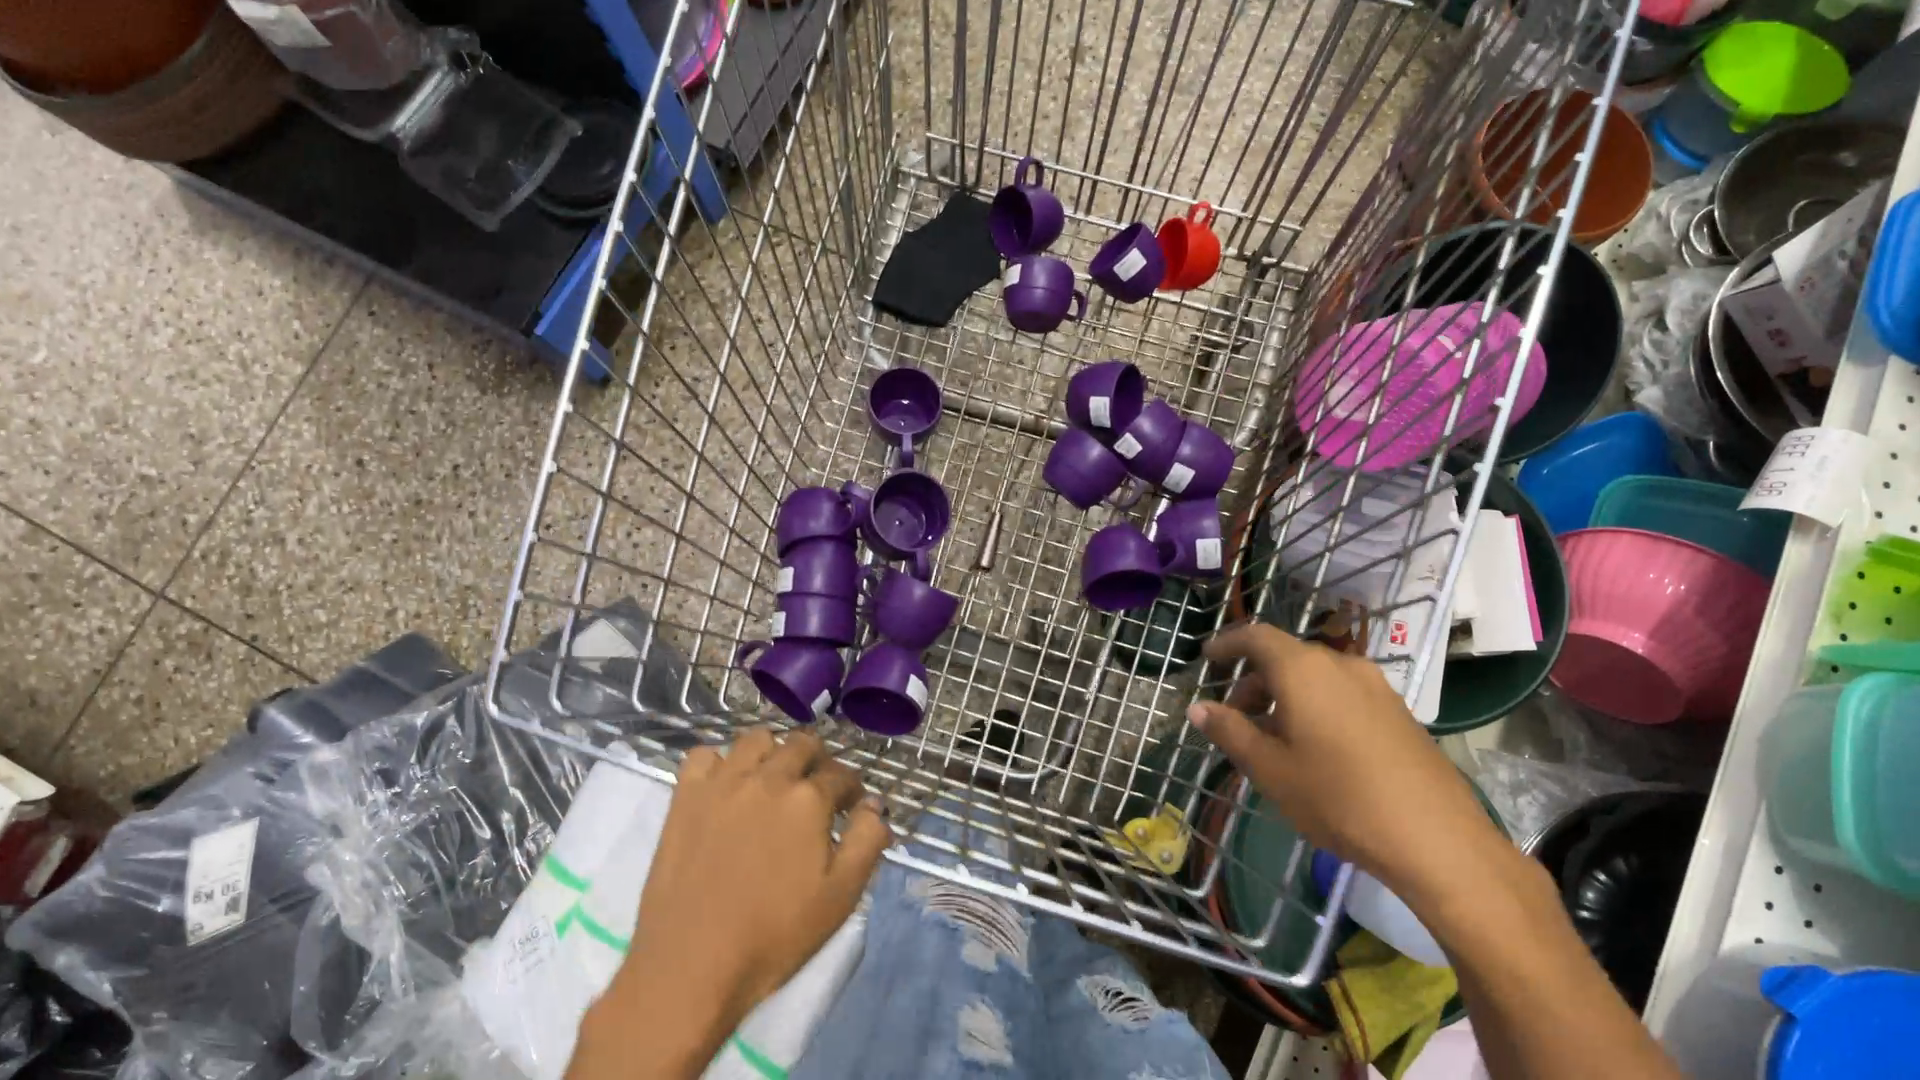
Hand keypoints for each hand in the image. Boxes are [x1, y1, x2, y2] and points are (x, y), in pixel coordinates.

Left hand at [580, 730, 889, 1077]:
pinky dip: (720, 763)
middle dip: (817, 762)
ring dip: (773, 753)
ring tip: (773, 783)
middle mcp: (767, 778)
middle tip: (816, 794)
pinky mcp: (684, 798)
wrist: (692, 964)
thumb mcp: (841, 896)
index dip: (852, 791)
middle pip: (802, 745)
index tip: (851, 810)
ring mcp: (721, 783)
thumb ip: (867, 842)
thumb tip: (875, 806)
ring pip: (755, 740)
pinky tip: (726, 788)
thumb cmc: (775, 935)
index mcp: (808, 800)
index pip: (842, 775)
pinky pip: (704, 755)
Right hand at [1189, 623, 1510, 903]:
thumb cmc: (1337, 798)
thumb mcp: (1270, 769)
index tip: (1206, 661)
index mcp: (1304, 670)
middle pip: (1286, 658)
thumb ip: (1231, 732)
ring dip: (1285, 697)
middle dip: (1254, 682)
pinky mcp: (1398, 713)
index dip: (1227, 644)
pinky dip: (1316, 707)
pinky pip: (1342, 695)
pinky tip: (1313, 751)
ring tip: (1271, 741)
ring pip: (1316, 678)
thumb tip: (1199, 708)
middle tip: (1234, 719)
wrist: (1435, 838)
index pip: (1256, 636)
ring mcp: (1376, 687)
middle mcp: (1341, 665)